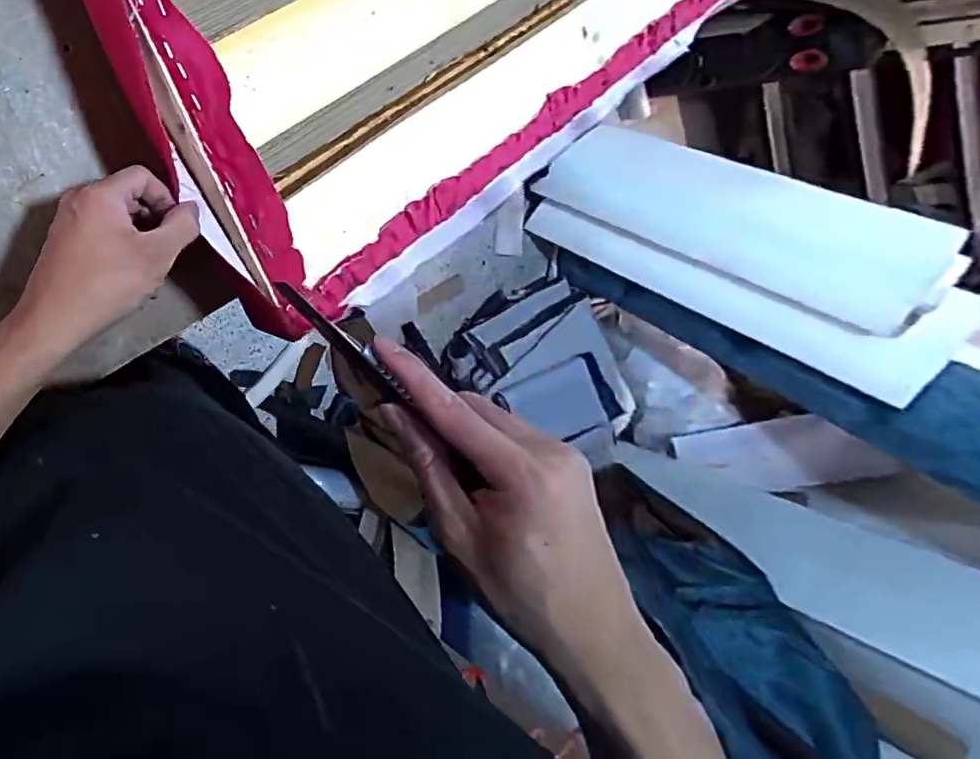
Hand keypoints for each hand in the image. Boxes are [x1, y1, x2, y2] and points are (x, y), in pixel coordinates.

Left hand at [6, 166, 198, 355]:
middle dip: (151, 219)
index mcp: (99, 194)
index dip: (166, 197)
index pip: (142, 176)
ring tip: (144, 268)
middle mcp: (78, 199)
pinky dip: (115, 245)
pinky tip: (121, 276)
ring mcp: (65, 220)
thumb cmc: (106, 285)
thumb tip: (189, 209)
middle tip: (162, 250)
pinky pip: (97, 231)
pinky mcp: (59, 241)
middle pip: (127, 195)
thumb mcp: (156, 256)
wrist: (51, 321)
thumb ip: (182, 226)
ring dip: (136, 235)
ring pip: (113, 216)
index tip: (174, 227)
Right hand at [373, 339, 719, 757]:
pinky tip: (472, 470)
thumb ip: (428, 465)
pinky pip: (509, 431)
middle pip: (473, 406)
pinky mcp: (567, 461)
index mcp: (523, 470)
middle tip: (398, 426)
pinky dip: (480, 437)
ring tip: (440, 462)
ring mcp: (564, 451)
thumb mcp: (459, 534)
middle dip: (432, 406)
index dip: (411, 374)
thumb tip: (394, 412)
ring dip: (456, 423)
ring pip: (491, 415)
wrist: (599, 637)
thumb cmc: (521, 595)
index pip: (453, 409)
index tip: (380, 342)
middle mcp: (549, 447)